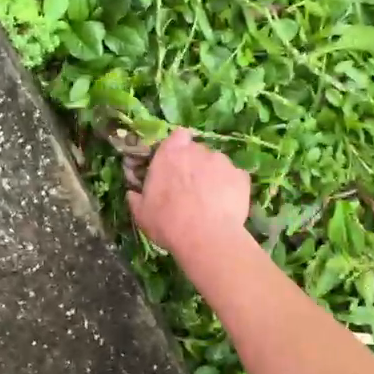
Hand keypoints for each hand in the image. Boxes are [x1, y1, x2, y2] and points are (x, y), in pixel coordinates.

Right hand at [127, 129, 250, 258]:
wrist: (206, 237)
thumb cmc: (168, 222)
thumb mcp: (142, 214)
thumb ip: (137, 199)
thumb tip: (132, 194)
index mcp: (170, 154)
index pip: (178, 136)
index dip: (178, 146)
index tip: (175, 161)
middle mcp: (197, 151)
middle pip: (197, 151)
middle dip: (195, 164)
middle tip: (190, 187)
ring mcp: (222, 162)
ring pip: (217, 163)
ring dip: (213, 175)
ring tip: (210, 199)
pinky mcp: (241, 177)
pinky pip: (234, 178)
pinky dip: (230, 187)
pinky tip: (225, 205)